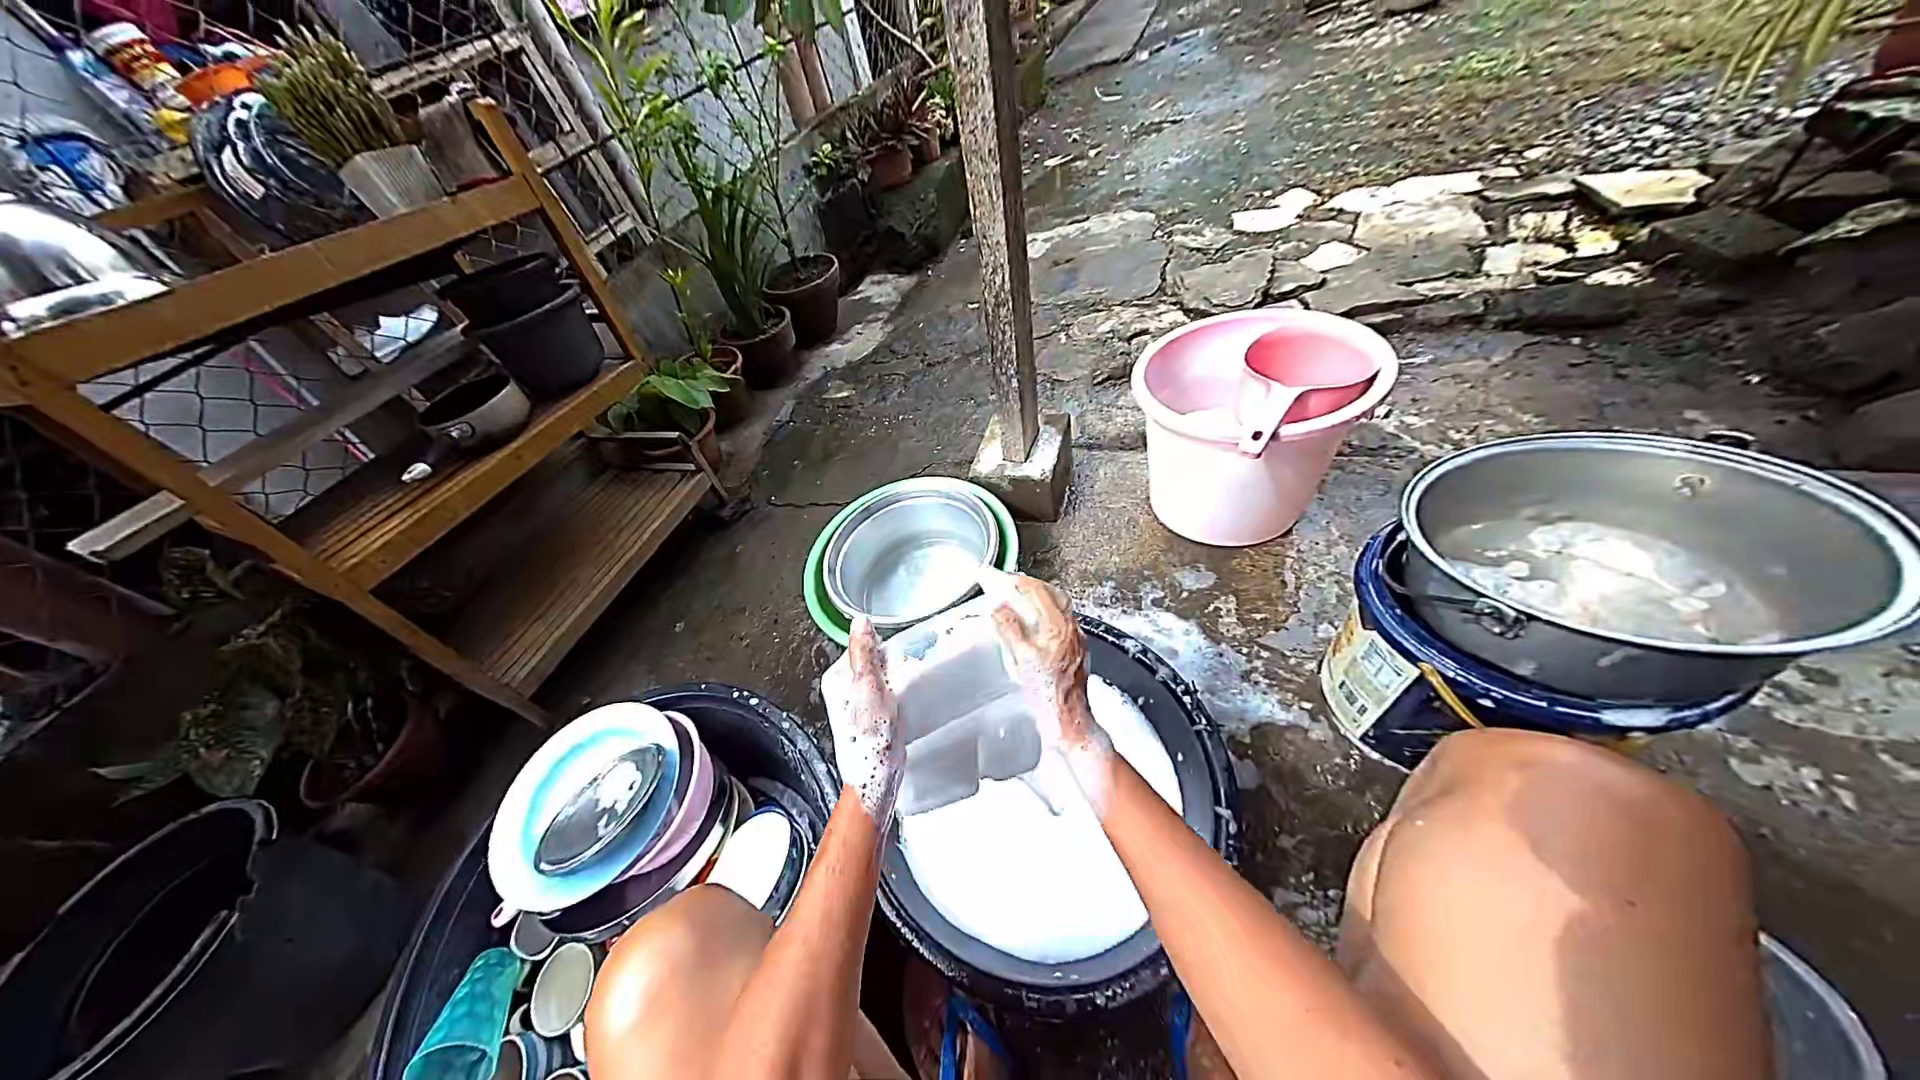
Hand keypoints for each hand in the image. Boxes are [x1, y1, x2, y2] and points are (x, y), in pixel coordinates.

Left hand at [830, 616, 902, 824]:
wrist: (877, 776)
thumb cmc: (868, 737)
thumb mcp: (867, 686)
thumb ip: (863, 652)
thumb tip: (860, 621)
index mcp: (836, 678)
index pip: (863, 646)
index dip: (883, 651)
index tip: (894, 663)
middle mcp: (843, 690)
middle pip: (875, 661)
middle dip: (892, 668)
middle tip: (898, 684)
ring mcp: (858, 704)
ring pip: (884, 678)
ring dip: (898, 683)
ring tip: (901, 697)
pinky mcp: (873, 716)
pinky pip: (890, 694)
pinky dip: (900, 696)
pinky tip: (903, 707)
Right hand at [983, 570, 1114, 812]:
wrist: (1068, 720)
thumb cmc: (1049, 695)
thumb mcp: (1021, 660)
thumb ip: (1010, 629)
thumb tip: (1000, 608)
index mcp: (1057, 626)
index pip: (1034, 590)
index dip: (1011, 580)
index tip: (993, 576)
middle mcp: (1070, 628)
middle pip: (1050, 592)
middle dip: (1026, 583)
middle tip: (1005, 581)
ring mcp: (1075, 638)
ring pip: (1057, 604)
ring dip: (1037, 596)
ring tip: (1018, 596)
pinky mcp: (1075, 649)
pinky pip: (1060, 619)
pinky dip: (1044, 612)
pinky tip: (1034, 621)